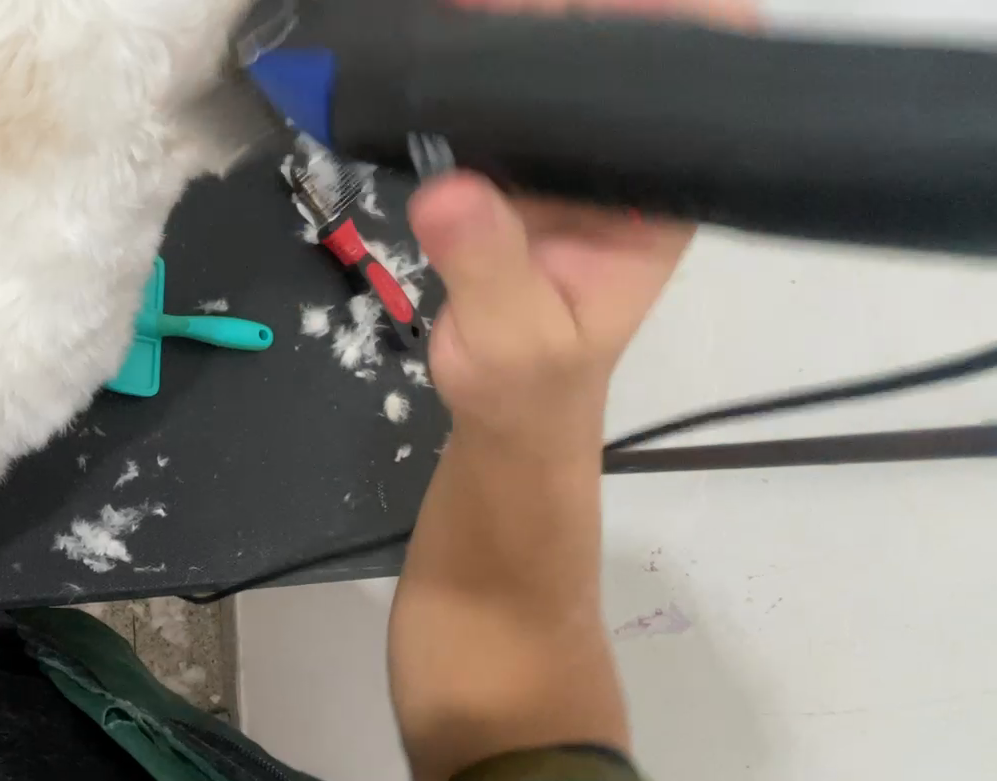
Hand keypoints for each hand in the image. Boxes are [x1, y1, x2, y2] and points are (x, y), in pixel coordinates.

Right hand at [412, 0, 757, 452]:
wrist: (502, 411)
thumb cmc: (526, 385)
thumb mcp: (511, 337)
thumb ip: (487, 266)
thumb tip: (445, 191)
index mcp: (657, 194)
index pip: (681, 78)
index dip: (651, 22)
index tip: (575, 4)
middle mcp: (618, 170)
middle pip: (610, 65)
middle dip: (560, 24)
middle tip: (483, 8)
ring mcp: (561, 174)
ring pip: (544, 91)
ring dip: (503, 54)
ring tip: (455, 22)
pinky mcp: (507, 187)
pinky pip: (488, 129)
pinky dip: (458, 99)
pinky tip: (429, 72)